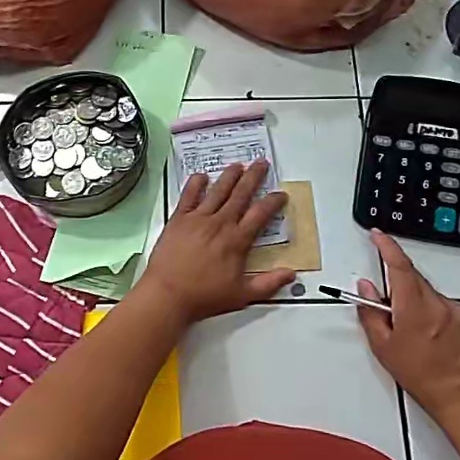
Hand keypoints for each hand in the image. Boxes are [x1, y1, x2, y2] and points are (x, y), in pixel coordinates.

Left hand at [134, 161, 294, 322]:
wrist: (168, 293)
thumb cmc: (204, 296)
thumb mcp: (242, 295)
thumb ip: (269, 283)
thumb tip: (291, 274)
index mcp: (236, 240)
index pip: (260, 215)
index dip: (272, 202)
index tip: (280, 193)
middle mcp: (219, 224)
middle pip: (240, 195)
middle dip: (253, 177)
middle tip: (261, 163)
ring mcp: (197, 220)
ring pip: (217, 192)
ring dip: (228, 177)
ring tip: (237, 165)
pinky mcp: (178, 220)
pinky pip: (188, 197)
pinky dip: (195, 185)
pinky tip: (201, 176)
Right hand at [355, 229, 459, 420]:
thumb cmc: (421, 375)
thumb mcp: (382, 345)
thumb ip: (371, 311)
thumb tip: (367, 288)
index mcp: (415, 310)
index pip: (400, 267)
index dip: (387, 247)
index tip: (378, 235)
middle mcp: (440, 306)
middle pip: (414, 280)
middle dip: (399, 287)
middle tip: (391, 311)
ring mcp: (459, 311)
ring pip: (429, 294)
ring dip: (418, 303)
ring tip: (416, 333)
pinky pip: (446, 305)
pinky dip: (435, 312)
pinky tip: (433, 335)